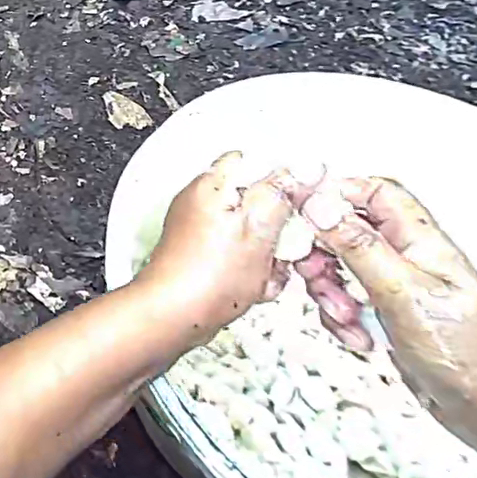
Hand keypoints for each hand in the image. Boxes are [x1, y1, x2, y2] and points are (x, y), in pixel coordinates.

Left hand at [137, 152, 309, 336]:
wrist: (172, 316)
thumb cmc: (207, 276)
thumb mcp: (258, 229)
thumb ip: (280, 193)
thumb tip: (304, 168)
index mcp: (211, 184)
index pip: (254, 162)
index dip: (281, 180)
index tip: (297, 204)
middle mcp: (200, 200)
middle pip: (255, 200)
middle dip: (275, 227)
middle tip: (277, 248)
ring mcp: (198, 227)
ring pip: (250, 231)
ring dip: (265, 254)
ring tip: (261, 273)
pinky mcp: (200, 252)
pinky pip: (237, 253)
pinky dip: (250, 270)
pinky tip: (251, 286)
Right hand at [302, 176, 476, 451]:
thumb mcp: (406, 296)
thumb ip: (360, 246)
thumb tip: (321, 204)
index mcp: (421, 241)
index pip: (372, 192)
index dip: (334, 194)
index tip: (302, 212)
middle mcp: (407, 258)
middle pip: (346, 228)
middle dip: (322, 251)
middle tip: (315, 273)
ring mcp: (395, 287)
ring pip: (339, 266)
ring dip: (328, 290)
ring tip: (344, 315)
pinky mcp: (385, 315)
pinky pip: (344, 301)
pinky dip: (339, 317)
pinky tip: (357, 335)